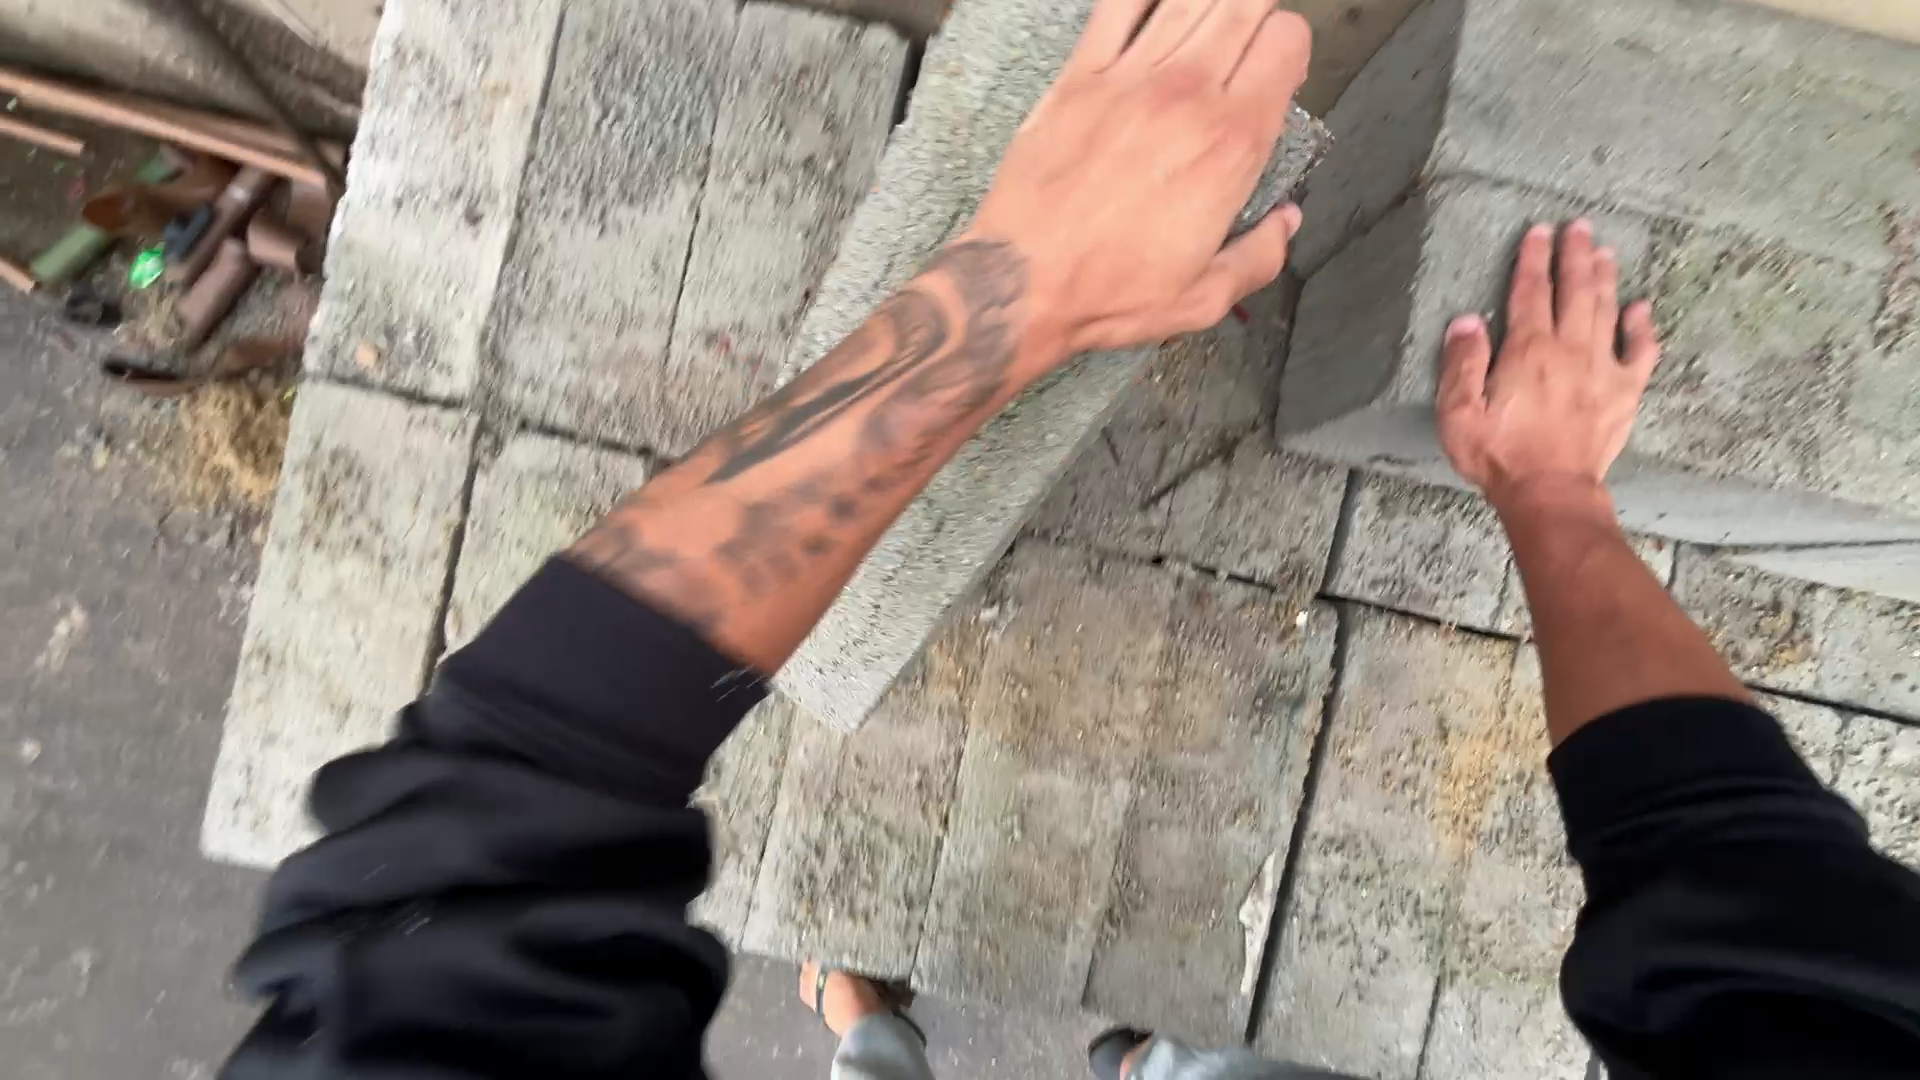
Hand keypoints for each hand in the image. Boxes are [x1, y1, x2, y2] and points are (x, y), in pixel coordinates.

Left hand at [963, 0, 1311, 361]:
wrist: (1024, 283)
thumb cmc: (1106, 293)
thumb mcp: (1200, 300)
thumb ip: (1259, 257)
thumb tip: (1286, 223)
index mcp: (1230, 144)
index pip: (1287, 43)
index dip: (1287, 54)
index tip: (1271, 81)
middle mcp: (1186, 95)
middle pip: (1247, 3)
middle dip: (1255, 16)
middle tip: (1241, 46)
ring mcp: (1129, 78)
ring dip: (1208, 2)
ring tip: (1207, 24)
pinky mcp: (1078, 79)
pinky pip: (1118, 3)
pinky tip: (1151, 7)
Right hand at [1437, 219, 1661, 512]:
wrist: (1549, 490)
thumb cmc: (1495, 453)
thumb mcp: (1458, 413)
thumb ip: (1463, 365)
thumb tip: (1466, 322)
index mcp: (1528, 352)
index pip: (1530, 294)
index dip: (1533, 261)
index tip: (1538, 233)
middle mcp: (1570, 350)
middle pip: (1575, 292)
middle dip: (1575, 256)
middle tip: (1578, 227)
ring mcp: (1603, 368)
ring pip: (1607, 310)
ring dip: (1605, 278)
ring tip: (1604, 251)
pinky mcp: (1624, 391)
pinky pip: (1640, 350)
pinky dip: (1641, 325)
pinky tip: (1641, 307)